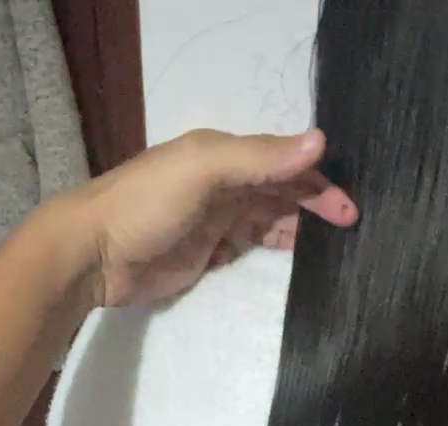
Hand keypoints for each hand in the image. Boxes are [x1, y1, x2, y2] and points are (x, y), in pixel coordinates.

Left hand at [60, 128, 358, 307]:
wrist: (96, 255)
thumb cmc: (146, 204)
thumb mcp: (203, 169)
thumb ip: (259, 157)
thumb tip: (320, 143)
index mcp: (225, 156)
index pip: (283, 163)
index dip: (317, 182)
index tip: (348, 209)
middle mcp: (225, 185)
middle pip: (281, 192)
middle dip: (315, 204)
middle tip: (350, 227)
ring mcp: (217, 221)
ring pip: (269, 220)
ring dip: (299, 228)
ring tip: (332, 248)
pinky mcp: (209, 254)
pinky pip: (250, 247)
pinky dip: (273, 250)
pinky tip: (295, 260)